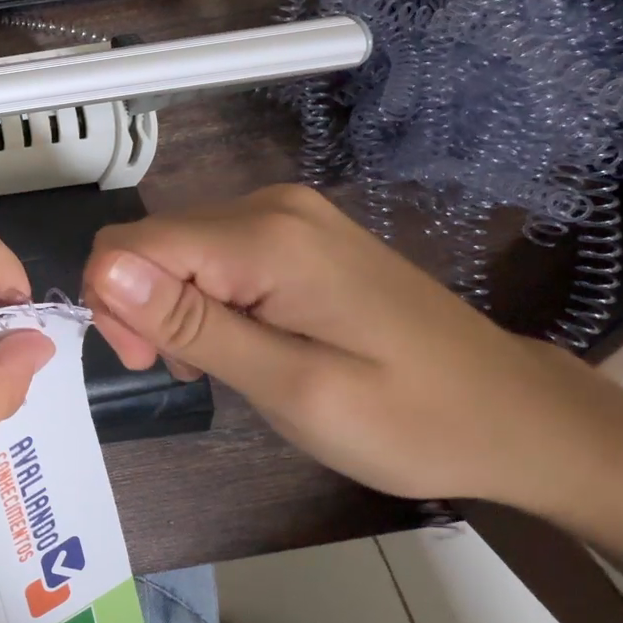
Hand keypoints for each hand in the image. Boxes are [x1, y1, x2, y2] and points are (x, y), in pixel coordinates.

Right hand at [80, 184, 622, 509]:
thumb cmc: (411, 418)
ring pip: (170, 246)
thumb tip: (105, 269)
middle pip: (146, 242)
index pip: (129, 245)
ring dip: (167, 304)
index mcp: (264, 237)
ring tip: (212, 361)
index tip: (148, 363)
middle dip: (138, 306)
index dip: (114, 303)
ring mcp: (282, 212)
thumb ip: (194, 325)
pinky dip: (198, 294)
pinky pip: (205, 249)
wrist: (517, 416)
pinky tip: (233, 334)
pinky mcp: (291, 228)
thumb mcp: (294, 386)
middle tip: (178, 370)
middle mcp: (265, 205)